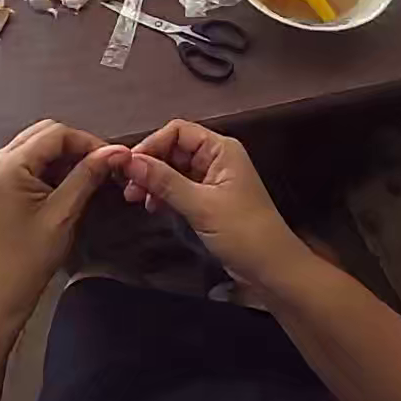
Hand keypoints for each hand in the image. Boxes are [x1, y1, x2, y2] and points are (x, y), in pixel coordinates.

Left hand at [0, 120, 125, 330]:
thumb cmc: (26, 262)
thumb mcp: (63, 215)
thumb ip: (88, 176)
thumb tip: (115, 151)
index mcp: (7, 167)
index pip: (55, 134)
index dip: (87, 141)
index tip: (111, 157)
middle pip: (43, 134)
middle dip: (75, 146)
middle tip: (100, 166)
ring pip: (35, 145)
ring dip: (62, 157)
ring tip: (85, 178)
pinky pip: (25, 161)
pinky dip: (47, 168)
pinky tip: (64, 186)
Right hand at [121, 119, 309, 286]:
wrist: (272, 270)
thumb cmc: (243, 232)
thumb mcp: (201, 205)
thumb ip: (165, 181)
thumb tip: (131, 162)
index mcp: (220, 149)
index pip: (178, 131)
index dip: (152, 144)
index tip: (130, 165)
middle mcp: (215, 158)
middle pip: (173, 149)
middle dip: (149, 164)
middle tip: (127, 187)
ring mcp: (211, 179)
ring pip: (173, 169)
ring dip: (153, 181)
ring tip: (135, 199)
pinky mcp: (208, 199)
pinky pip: (178, 187)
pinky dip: (163, 194)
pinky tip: (152, 207)